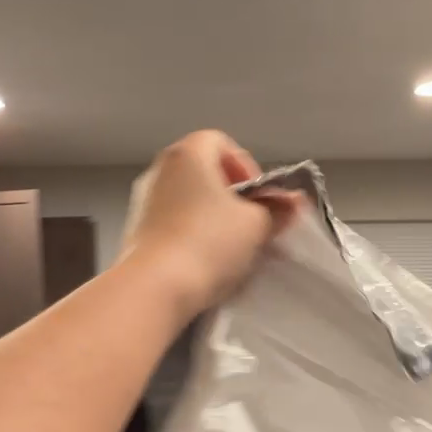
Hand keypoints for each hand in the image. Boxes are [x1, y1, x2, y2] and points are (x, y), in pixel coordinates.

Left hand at [119, 131, 301, 319]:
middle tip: (251, 226)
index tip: (259, 200)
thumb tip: (293, 203)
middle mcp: (160, 169)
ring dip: (212, 219)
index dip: (246, 169)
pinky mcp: (137, 232)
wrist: (156, 287)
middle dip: (232, 198)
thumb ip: (276, 210)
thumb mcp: (255, 226)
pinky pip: (173, 224)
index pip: (222, 143)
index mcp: (188, 153)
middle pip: (204, 173)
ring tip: (230, 249)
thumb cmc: (210, 244)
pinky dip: (192, 235)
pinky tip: (205, 262)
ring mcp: (144, 201)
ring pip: (189, 201)